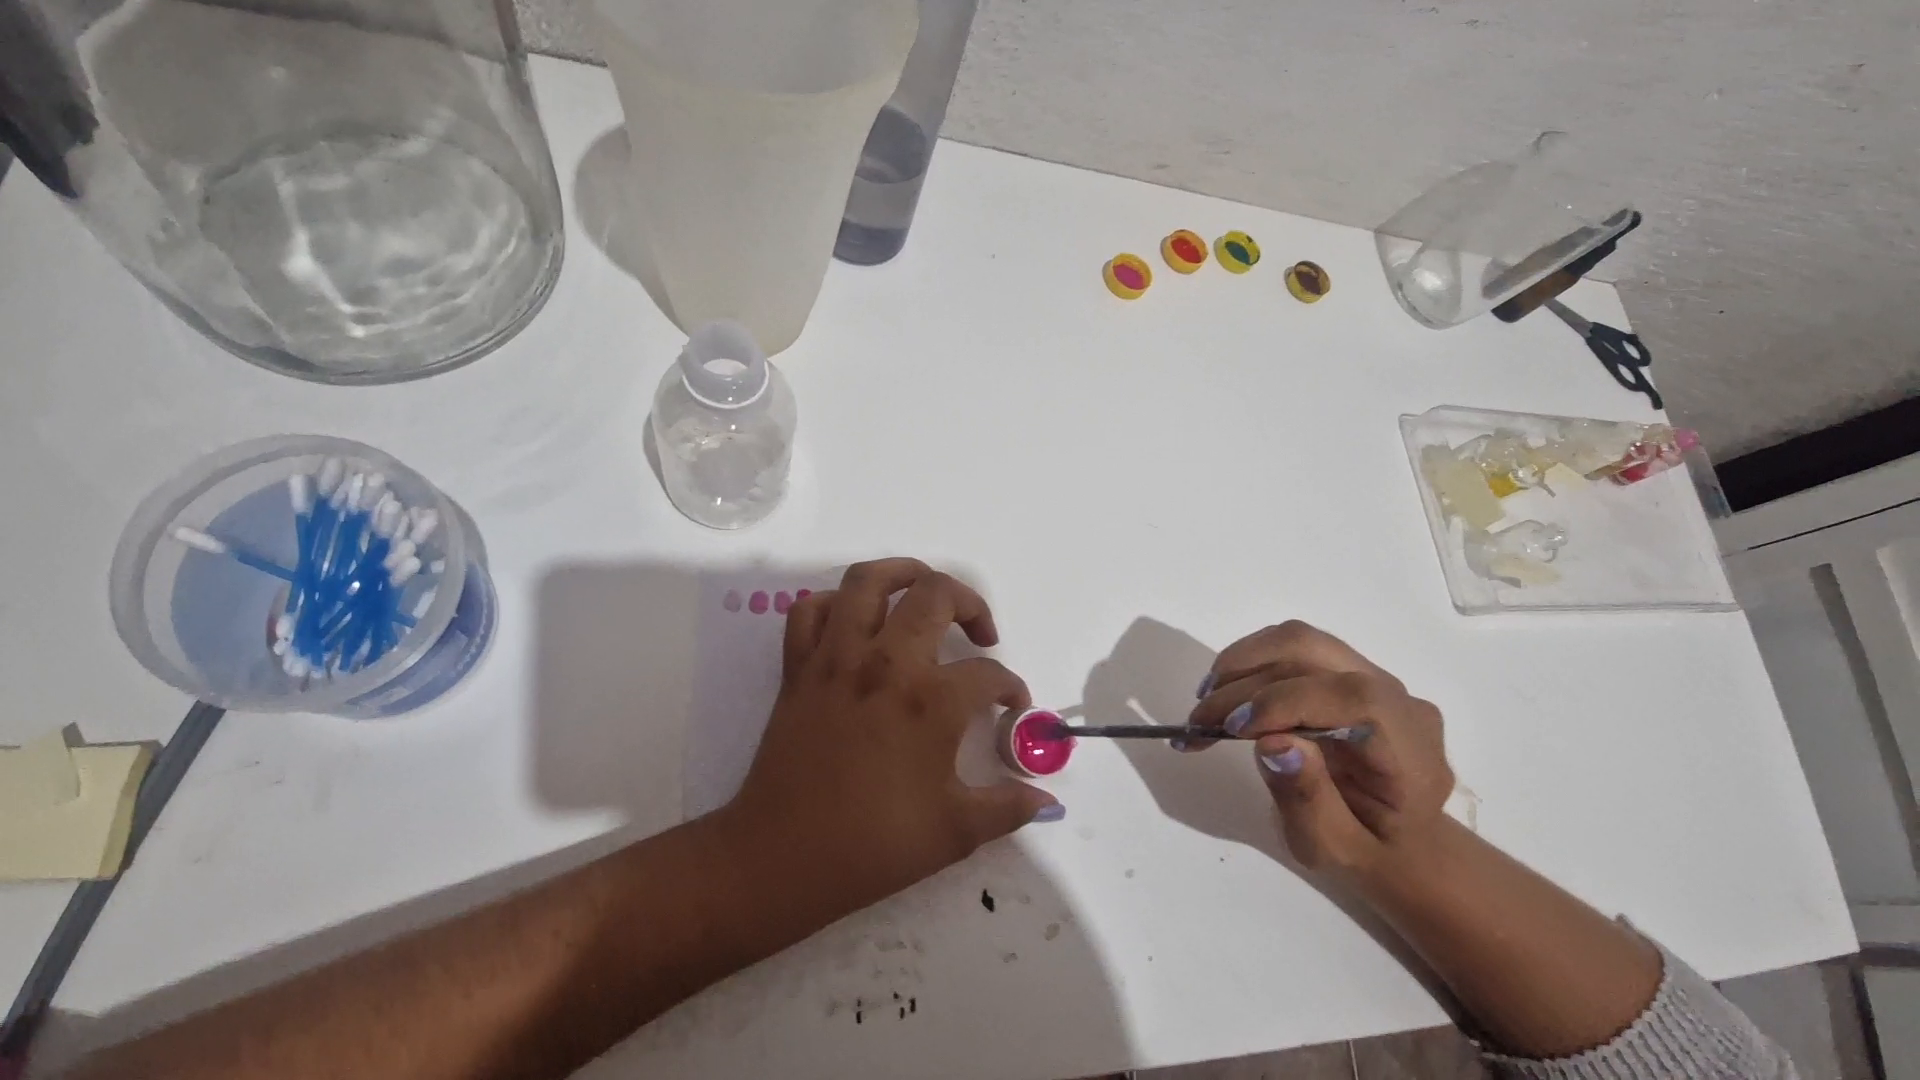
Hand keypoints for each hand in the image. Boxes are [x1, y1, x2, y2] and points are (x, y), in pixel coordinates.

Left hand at [717, 558, 1059, 917]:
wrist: (781, 857)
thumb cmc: (874, 846)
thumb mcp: (955, 832)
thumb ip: (1008, 807)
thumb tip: (1048, 802)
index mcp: (931, 702)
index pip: (989, 675)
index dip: (1012, 690)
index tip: (1013, 711)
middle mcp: (886, 663)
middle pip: (935, 596)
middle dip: (970, 604)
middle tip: (981, 633)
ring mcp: (837, 659)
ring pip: (868, 581)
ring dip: (904, 574)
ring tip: (924, 591)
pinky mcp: (799, 668)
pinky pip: (810, 611)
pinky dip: (833, 603)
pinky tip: (854, 621)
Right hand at [1187, 621, 1451, 877]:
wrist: (1400, 840)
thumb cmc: (1367, 851)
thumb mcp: (1333, 848)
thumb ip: (1309, 801)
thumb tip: (1273, 741)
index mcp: (1411, 753)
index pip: (1356, 698)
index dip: (1288, 701)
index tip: (1234, 729)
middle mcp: (1398, 701)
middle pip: (1318, 654)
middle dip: (1248, 680)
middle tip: (1199, 719)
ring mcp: (1374, 678)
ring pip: (1299, 641)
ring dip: (1242, 663)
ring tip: (1205, 702)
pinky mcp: (1347, 672)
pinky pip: (1294, 649)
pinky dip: (1250, 664)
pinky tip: (1226, 694)